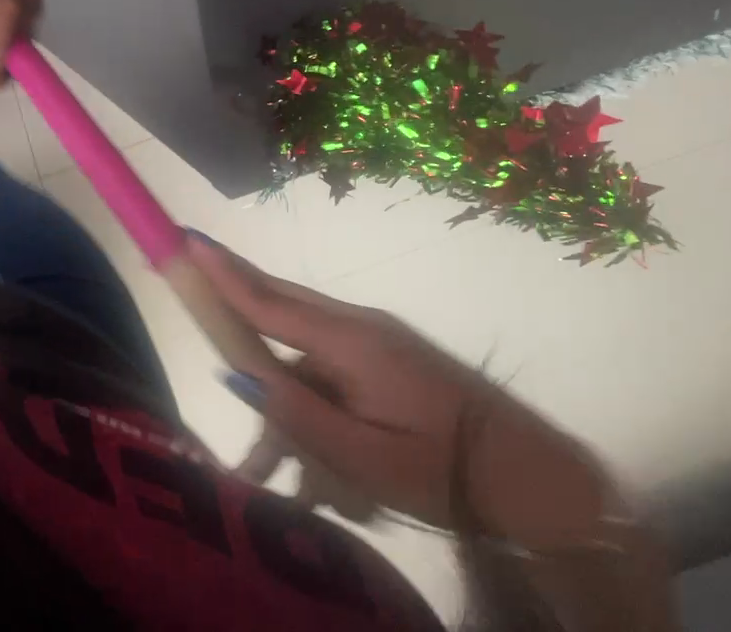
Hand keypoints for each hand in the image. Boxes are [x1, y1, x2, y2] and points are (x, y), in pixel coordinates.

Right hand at [186, 236, 617, 550]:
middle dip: (230, 305)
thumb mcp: (362, 458)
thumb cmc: (450, 474)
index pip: (266, 299)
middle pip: (276, 307)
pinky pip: (328, 380)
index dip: (219, 271)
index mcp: (351, 342)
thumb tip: (229, 372)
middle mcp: (359, 330)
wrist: (548, 491)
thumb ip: (291, 413)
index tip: (182, 238)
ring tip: (266, 478)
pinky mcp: (389, 368)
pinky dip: (311, 416)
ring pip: (299, 360)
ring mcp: (377, 347)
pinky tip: (318, 483)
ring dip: (277, 405)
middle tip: (183, 283)